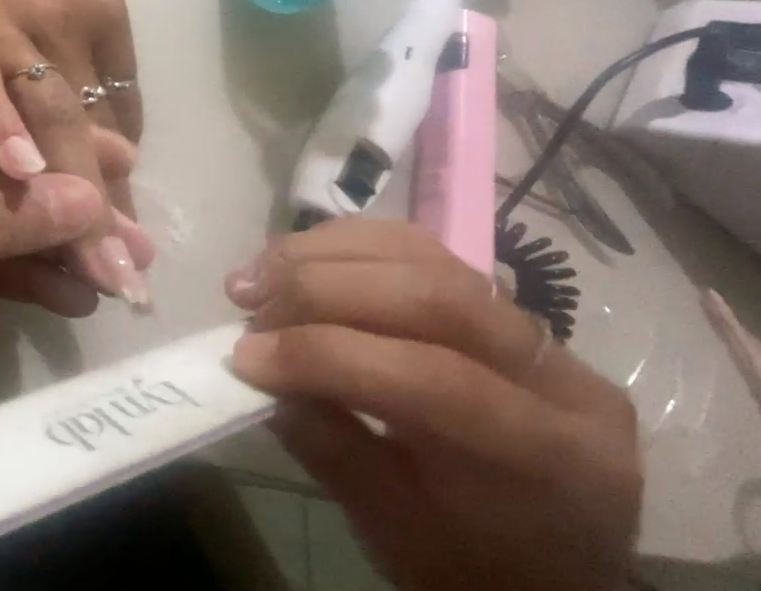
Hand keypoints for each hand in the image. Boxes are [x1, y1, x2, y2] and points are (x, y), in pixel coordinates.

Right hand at [0, 0, 144, 300]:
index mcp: (99, 17)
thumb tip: (101, 141)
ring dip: (71, 195)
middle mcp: (67, 21)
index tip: (124, 243)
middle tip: (131, 283)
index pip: (119, 117)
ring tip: (93, 268)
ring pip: (49, 118)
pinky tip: (19, 175)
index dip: (119, 186)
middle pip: (93, 131)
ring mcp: (7, 24)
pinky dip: (1, 127)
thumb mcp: (45, 5)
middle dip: (111, 215)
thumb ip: (73, 70)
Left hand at [0, 107, 153, 448]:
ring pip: (13, 234)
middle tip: (137, 232)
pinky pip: (3, 277)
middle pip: (10, 185)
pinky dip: (41, 284)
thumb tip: (89, 192)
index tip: (123, 160)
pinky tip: (80, 298)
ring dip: (66, 250)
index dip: (53, 143)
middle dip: (71, 208)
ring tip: (125, 273)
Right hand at [225, 220, 642, 590]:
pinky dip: (343, 246)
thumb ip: (328, 444)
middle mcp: (561, 381)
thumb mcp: (392, 528)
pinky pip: (419, 251)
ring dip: (321, 255)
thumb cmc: (467, 563)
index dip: (325, 355)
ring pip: (424, 256)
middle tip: (247, 311)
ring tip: (256, 278)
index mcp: (553, 461)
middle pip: (434, 297)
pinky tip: (294, 263)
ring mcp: (537, 334)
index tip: (243, 358)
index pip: (435, 380)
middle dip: (318, 292)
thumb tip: (257, 371)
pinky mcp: (499, 306)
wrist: (542, 562)